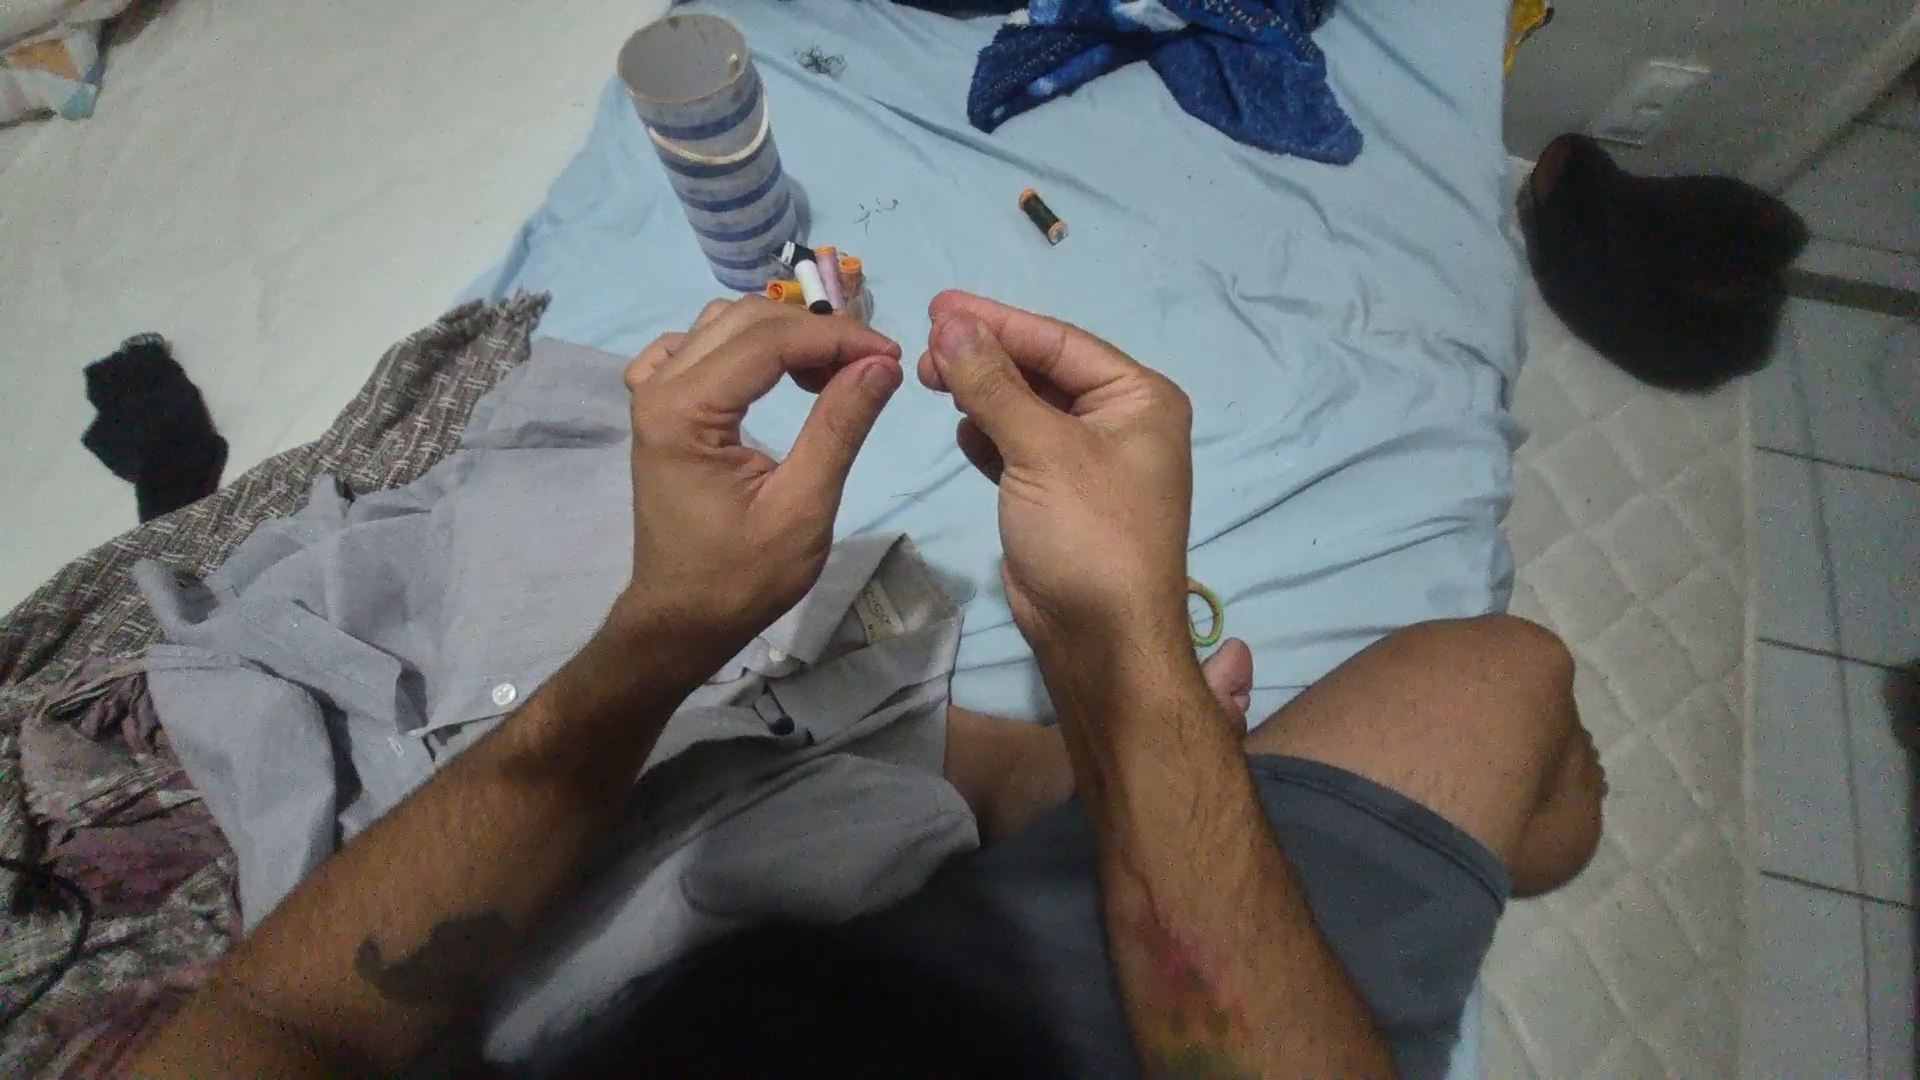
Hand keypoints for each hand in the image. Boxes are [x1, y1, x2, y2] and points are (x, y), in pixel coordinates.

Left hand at [618, 296, 902, 666]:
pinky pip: (701, 347)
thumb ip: (839, 427)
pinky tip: (772, 375)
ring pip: (725, 324)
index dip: (838, 339)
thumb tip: (882, 364)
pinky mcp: (660, 408)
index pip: (768, 341)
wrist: (684, 618)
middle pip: (747, 320)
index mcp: (684, 411)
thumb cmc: (743, 577)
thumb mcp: (804, 507)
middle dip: (818, 333)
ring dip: (786, 336)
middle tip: (874, 365)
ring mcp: (652, 393)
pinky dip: (746, 348)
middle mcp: (658, 387)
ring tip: (833, 374)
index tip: (892, 356)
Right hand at [917, 290, 1193, 652]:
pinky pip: (1016, 448)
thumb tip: (949, 325)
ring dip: (981, 394)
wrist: (1097, 637)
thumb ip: (993, 383)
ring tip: (930, 379)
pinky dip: (989, 436)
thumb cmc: (1088, 532)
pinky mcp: (1055, 494)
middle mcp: (1117, 422)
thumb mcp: (1042, 450)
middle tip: (923, 349)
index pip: (1059, 342)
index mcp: (1138, 398)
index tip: (938, 304)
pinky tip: (962, 427)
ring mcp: (1086, 461)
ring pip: (1024, 409)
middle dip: (983, 358)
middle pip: (1040, 372)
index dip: (997, 321)